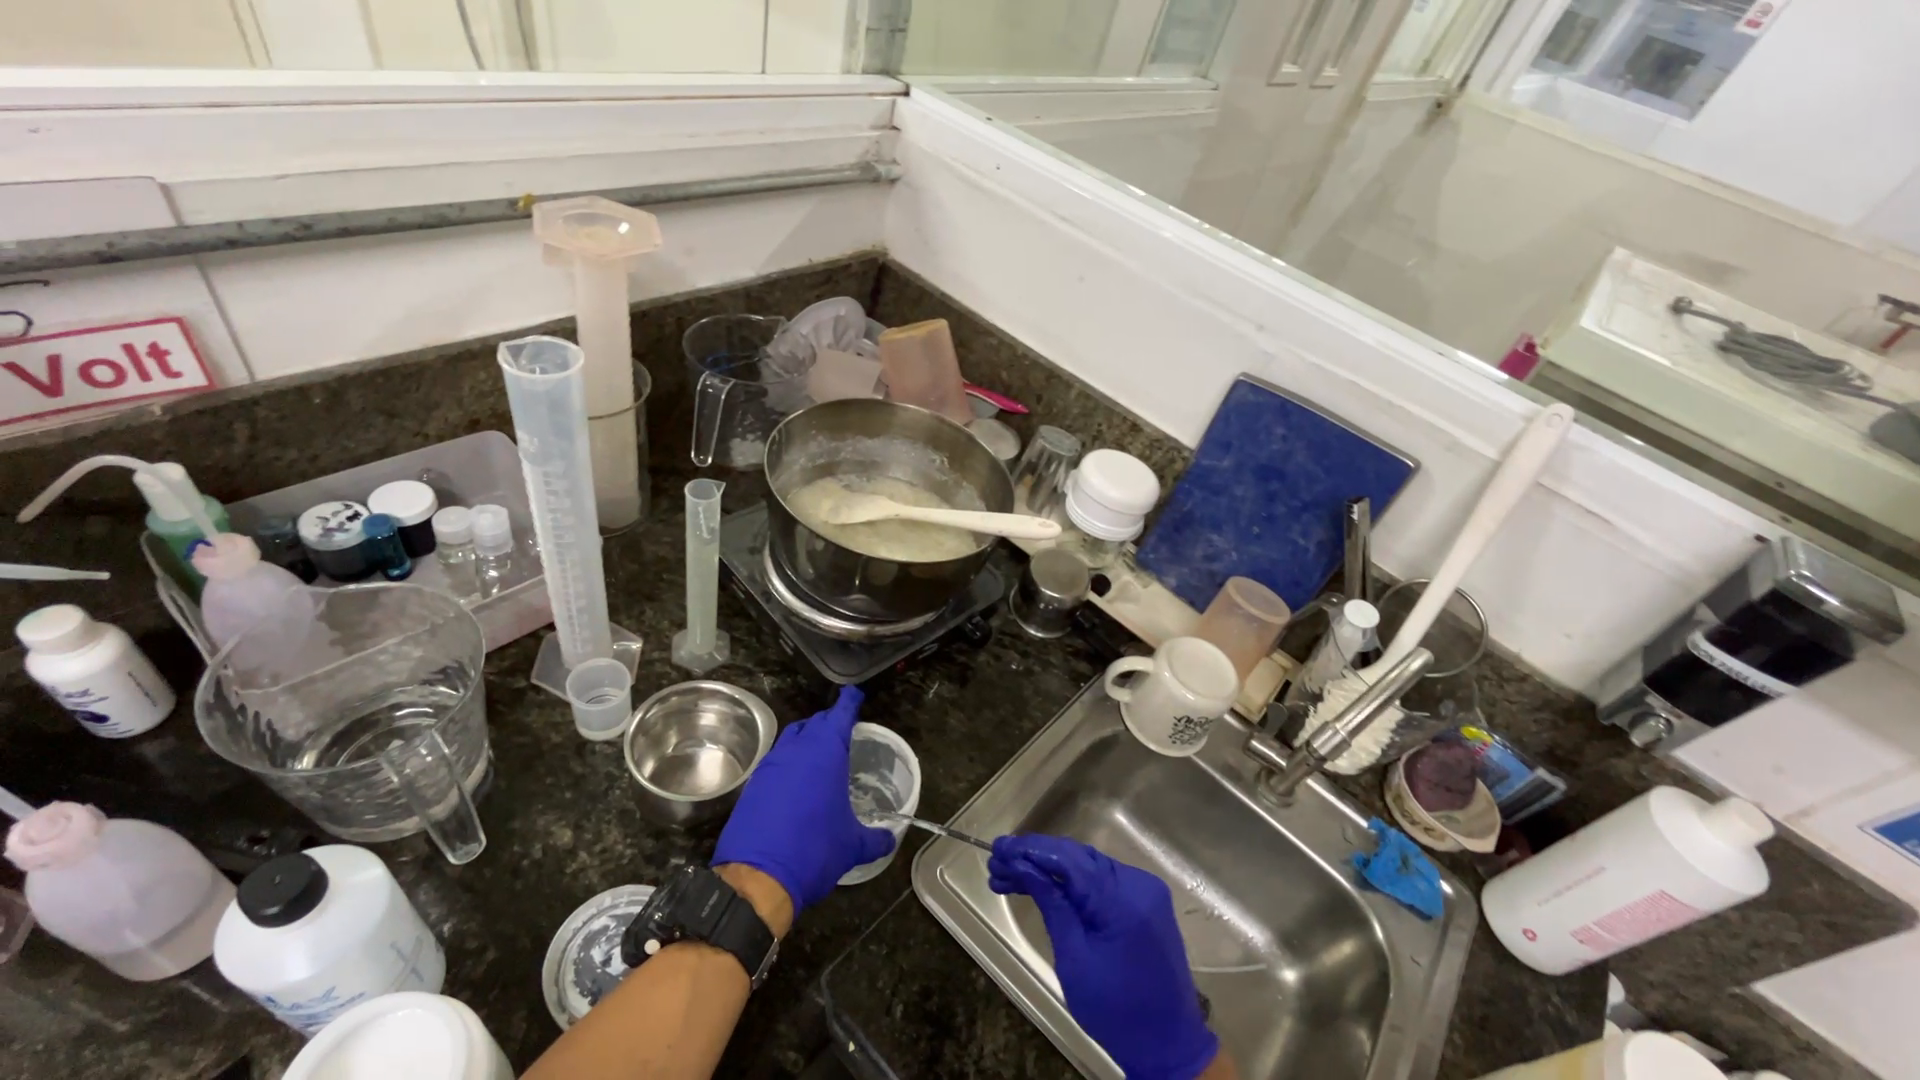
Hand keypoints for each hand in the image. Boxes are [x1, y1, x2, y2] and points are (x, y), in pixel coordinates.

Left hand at [714, 686, 896, 912]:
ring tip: (820, 752)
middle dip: (829, 721)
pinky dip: (789, 762)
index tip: (854, 694)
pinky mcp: (753, 786)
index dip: (849, 702)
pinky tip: (797, 781)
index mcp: (825, 754)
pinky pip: (776, 761)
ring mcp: (770, 767)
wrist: (758, 878)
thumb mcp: (853, 846)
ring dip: (806, 739)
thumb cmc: (815, 851)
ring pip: (791, 739)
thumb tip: (890, 839)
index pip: (839, 715)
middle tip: (843, 728)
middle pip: (814, 723)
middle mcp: (796, 751)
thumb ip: (875, 839)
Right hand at [989, 834, 1218, 1079]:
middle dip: (1036, 858)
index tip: (997, 848)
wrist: (1166, 1041)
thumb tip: (1023, 866)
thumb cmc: (1114, 1008)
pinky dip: (1072, 882)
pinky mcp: (1145, 902)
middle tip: (996, 864)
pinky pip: (1102, 880)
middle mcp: (1138, 884)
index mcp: (1122, 900)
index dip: (1031, 850)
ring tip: (1010, 877)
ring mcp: (1145, 891)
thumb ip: (1052, 904)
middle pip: (1078, 858)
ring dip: (1051, 869)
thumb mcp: (1073, 957)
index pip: (1069, 860)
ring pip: (1088, 867)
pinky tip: (1044, 886)